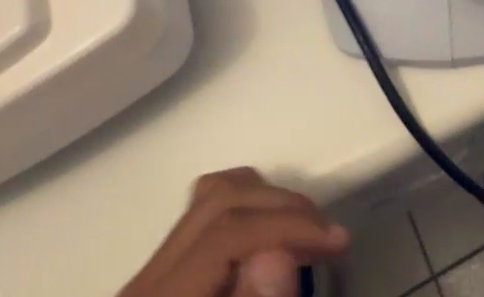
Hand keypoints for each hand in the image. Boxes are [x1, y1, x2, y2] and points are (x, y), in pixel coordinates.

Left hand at [118, 168, 350, 296]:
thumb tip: (279, 252)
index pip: (224, 234)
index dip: (287, 227)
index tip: (339, 242)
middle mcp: (144, 281)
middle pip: (216, 201)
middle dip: (283, 208)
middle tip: (330, 237)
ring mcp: (148, 279)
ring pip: (207, 199)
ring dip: (266, 203)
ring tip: (306, 233)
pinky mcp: (159, 284)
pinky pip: (204, 220)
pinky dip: (247, 216)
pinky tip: (272, 243)